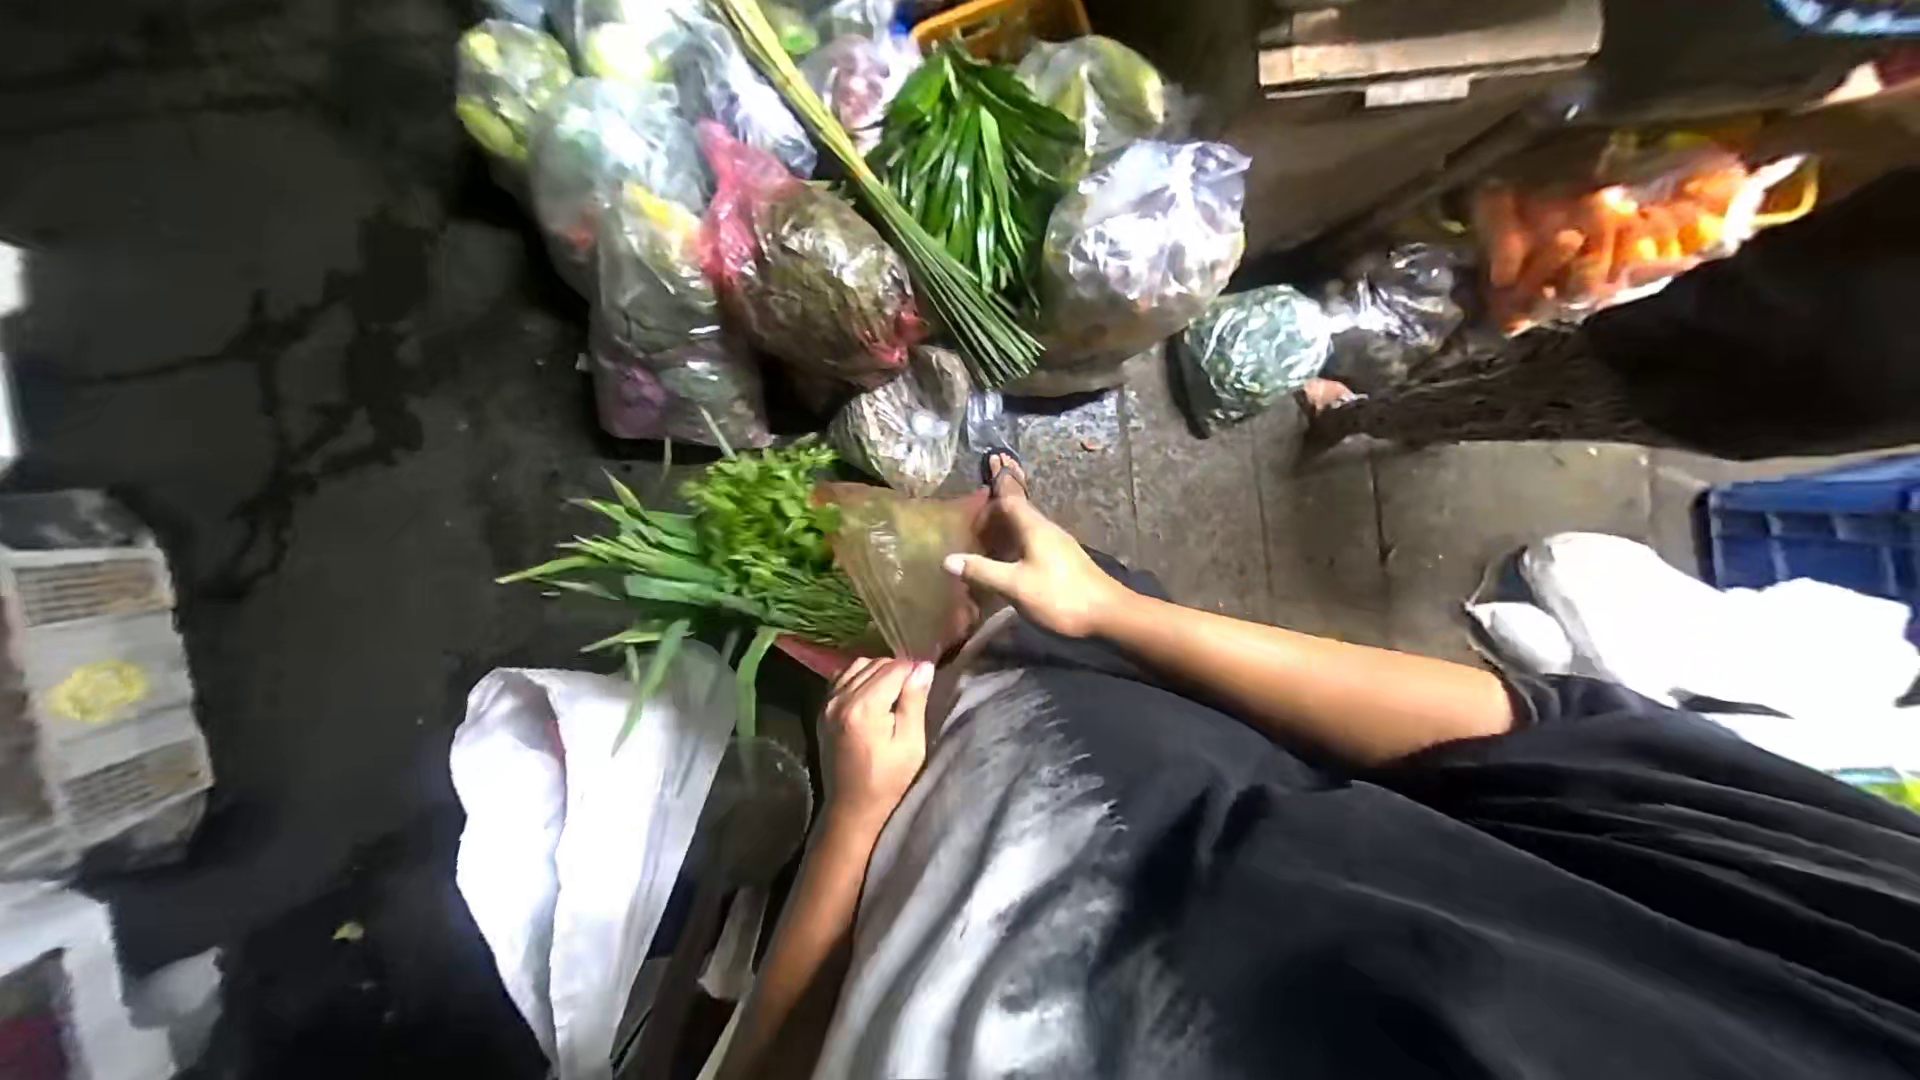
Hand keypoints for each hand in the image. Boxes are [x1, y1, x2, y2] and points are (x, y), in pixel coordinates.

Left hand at [820, 658, 931, 828]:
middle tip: (912, 692)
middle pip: (876, 663)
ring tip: (893, 693)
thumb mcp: (911, 744)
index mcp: (864, 707)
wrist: (851, 808)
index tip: (925, 686)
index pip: (895, 668)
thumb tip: (923, 666)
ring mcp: (827, 703)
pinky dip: (860, 677)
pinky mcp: (823, 709)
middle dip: (898, 671)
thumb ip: (914, 701)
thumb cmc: (888, 781)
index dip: (914, 672)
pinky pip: (843, 677)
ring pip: (859, 665)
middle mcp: (841, 698)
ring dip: (879, 671)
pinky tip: (871, 694)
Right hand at [942, 484, 1126, 638]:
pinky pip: (1034, 548)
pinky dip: (1016, 555)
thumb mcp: (1014, 585)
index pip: (1007, 501)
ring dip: (1004, 543)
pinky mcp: (1065, 562)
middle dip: (992, 528)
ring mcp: (1059, 545)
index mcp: (1034, 527)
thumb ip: (981, 571)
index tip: (969, 529)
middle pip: (1015, 516)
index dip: (986, 510)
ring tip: (985, 563)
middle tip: (972, 547)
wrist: (1109, 615)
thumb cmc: (1059, 596)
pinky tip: (1010, 576)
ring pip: (1025, 534)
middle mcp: (1047, 530)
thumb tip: (947, 559)